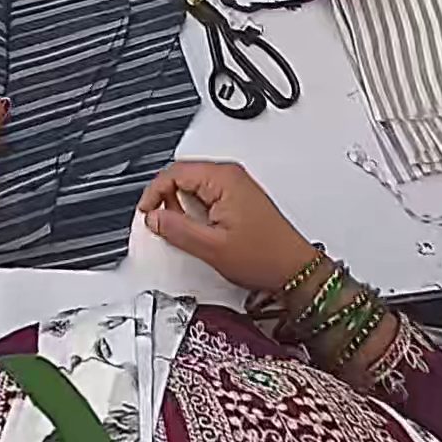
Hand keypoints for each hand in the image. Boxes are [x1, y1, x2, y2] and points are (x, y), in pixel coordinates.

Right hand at [135, 161, 318, 291]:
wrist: (294, 269)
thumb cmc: (264, 256)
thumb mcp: (211, 247)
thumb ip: (177, 229)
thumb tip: (154, 218)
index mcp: (223, 178)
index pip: (174, 172)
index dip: (155, 192)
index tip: (147, 212)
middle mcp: (230, 175)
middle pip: (183, 175)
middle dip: (168, 199)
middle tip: (164, 224)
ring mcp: (235, 184)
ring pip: (193, 185)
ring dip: (181, 205)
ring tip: (186, 231)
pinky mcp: (238, 196)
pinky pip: (206, 194)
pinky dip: (195, 209)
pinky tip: (200, 230)